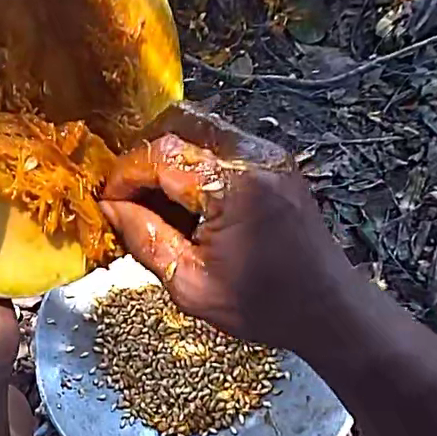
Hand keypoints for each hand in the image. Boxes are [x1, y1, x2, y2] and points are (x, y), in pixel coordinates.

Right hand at [100, 128, 359, 350]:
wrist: (330, 308)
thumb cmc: (264, 307)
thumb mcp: (191, 286)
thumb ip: (145, 240)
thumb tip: (109, 207)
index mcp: (232, 187)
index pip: (158, 155)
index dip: (122, 175)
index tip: (106, 202)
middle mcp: (253, 157)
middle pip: (177, 127)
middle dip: (142, 161)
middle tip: (128, 200)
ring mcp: (268, 156)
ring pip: (198, 131)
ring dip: (167, 161)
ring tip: (156, 204)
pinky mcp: (275, 164)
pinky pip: (221, 146)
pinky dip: (194, 165)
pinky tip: (189, 204)